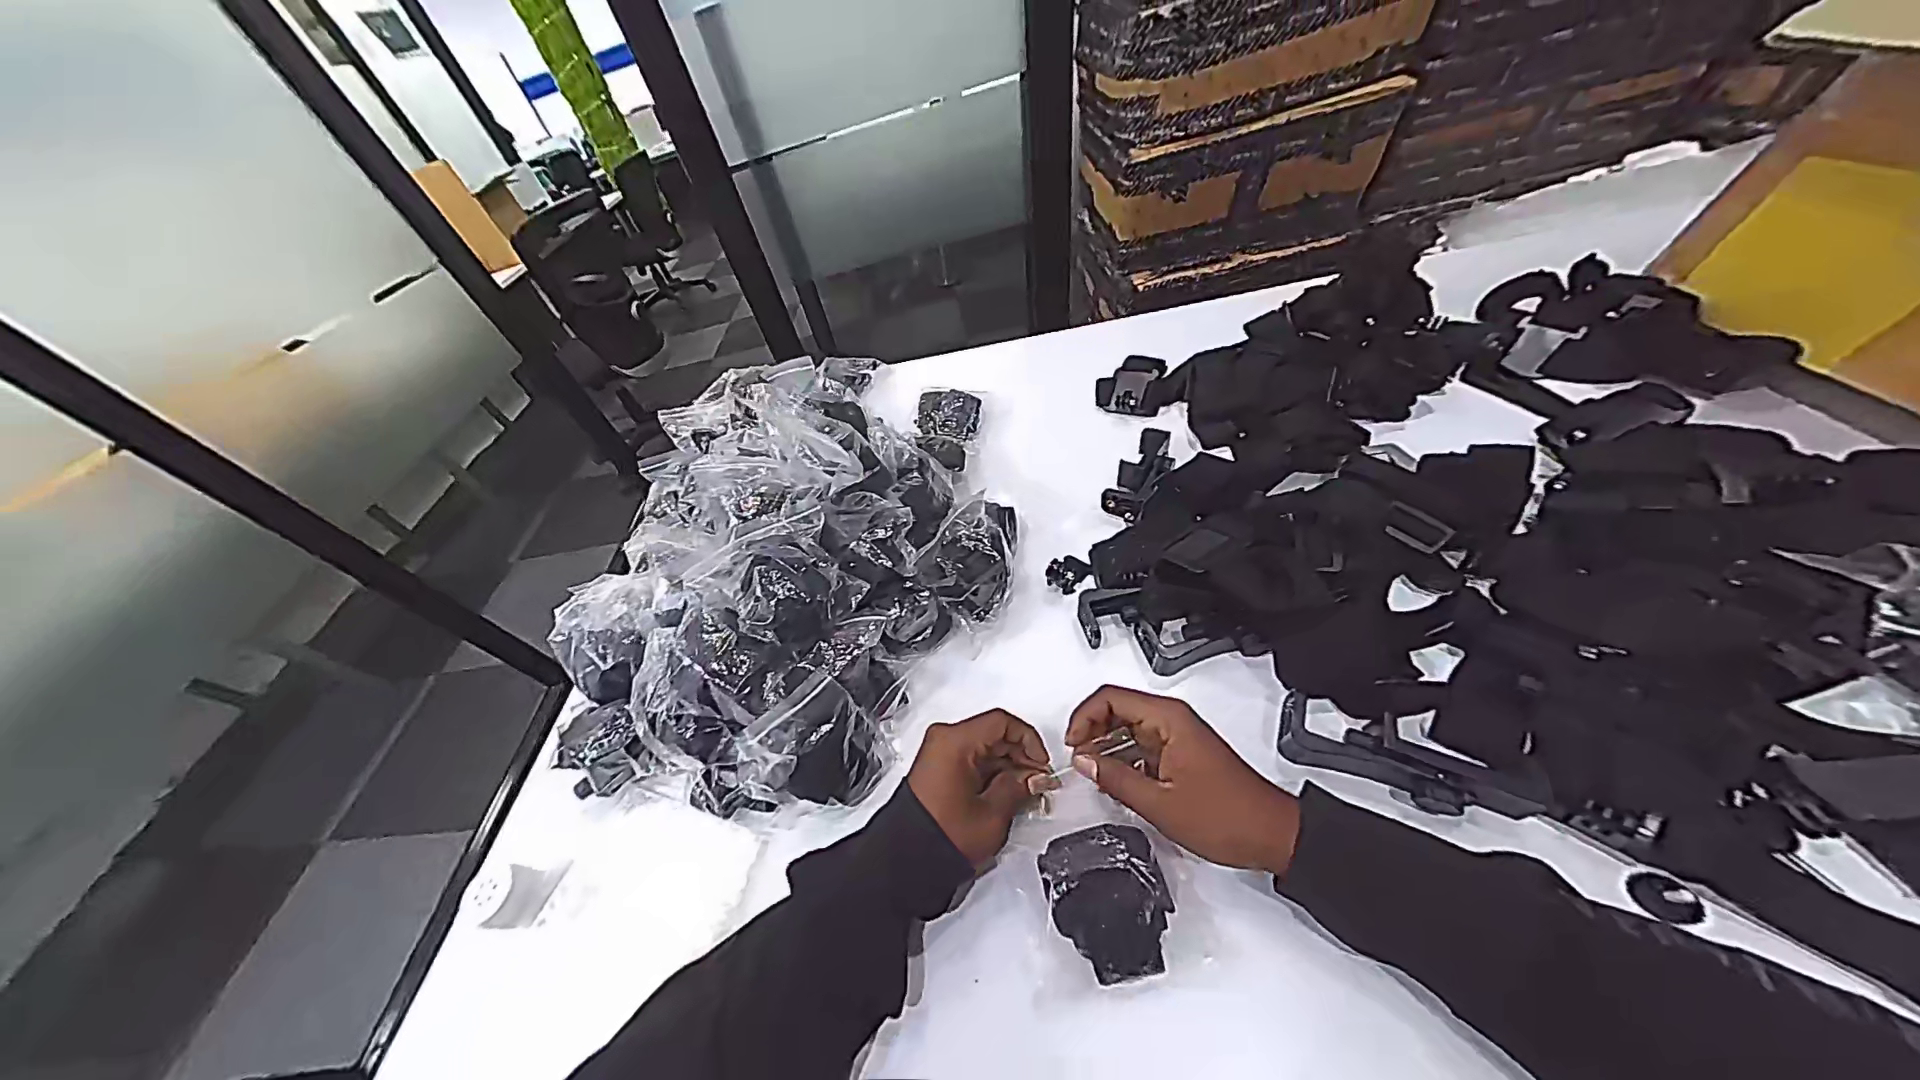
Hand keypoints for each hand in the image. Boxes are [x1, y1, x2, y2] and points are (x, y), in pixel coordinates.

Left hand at [908, 709, 1052, 865]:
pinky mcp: (939, 768)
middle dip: (1021, 756)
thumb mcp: (991, 814)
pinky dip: (992, 773)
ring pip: (985, 747)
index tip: (1041, 762)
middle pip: (994, 733)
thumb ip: (1019, 787)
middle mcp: (943, 740)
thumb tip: (1034, 776)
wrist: (906, 860)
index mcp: (954, 741)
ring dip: (1008, 766)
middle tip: (1038, 781)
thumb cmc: (937, 838)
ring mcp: (939, 753)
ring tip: (1024, 792)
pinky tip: (1006, 794)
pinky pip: (973, 759)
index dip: (1029, 740)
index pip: (1002, 723)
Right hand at [1067, 686, 1299, 874]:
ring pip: (1127, 727)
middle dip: (1091, 731)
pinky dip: (1124, 758)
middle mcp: (1173, 720)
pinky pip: (1141, 745)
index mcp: (1168, 719)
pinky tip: (1116, 780)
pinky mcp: (1180, 752)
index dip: (1084, 718)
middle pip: (1117, 708)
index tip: (1072, 743)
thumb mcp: (1159, 803)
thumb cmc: (1230, 816)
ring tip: (1094, 772)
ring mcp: (1177, 735)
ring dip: (1106, 746)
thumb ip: (1115, 778)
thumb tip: (1084, 761)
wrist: (1273, 835)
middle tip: (1078, 759)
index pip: (1110, 698)